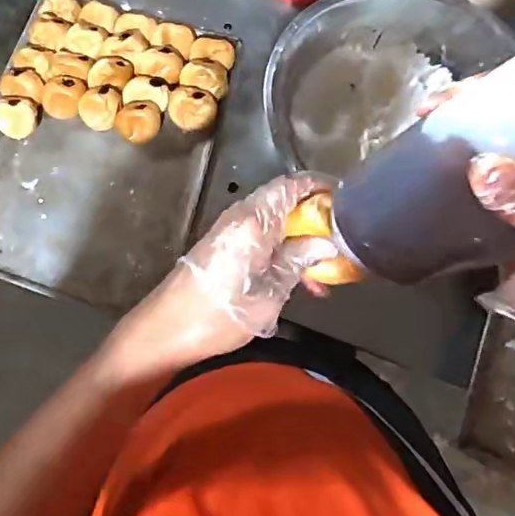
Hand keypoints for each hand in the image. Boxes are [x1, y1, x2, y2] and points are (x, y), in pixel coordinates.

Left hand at [99, 173, 335, 382]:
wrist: (166, 329)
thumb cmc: (217, 315)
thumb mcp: (269, 294)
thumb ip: (298, 263)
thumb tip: (327, 243)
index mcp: (252, 221)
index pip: (291, 186)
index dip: (320, 186)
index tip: (348, 199)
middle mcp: (239, 217)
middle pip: (284, 201)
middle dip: (315, 217)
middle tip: (342, 241)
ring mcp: (229, 230)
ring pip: (274, 221)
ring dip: (299, 239)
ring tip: (323, 272)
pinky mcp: (223, 245)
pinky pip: (260, 236)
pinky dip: (281, 249)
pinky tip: (296, 280)